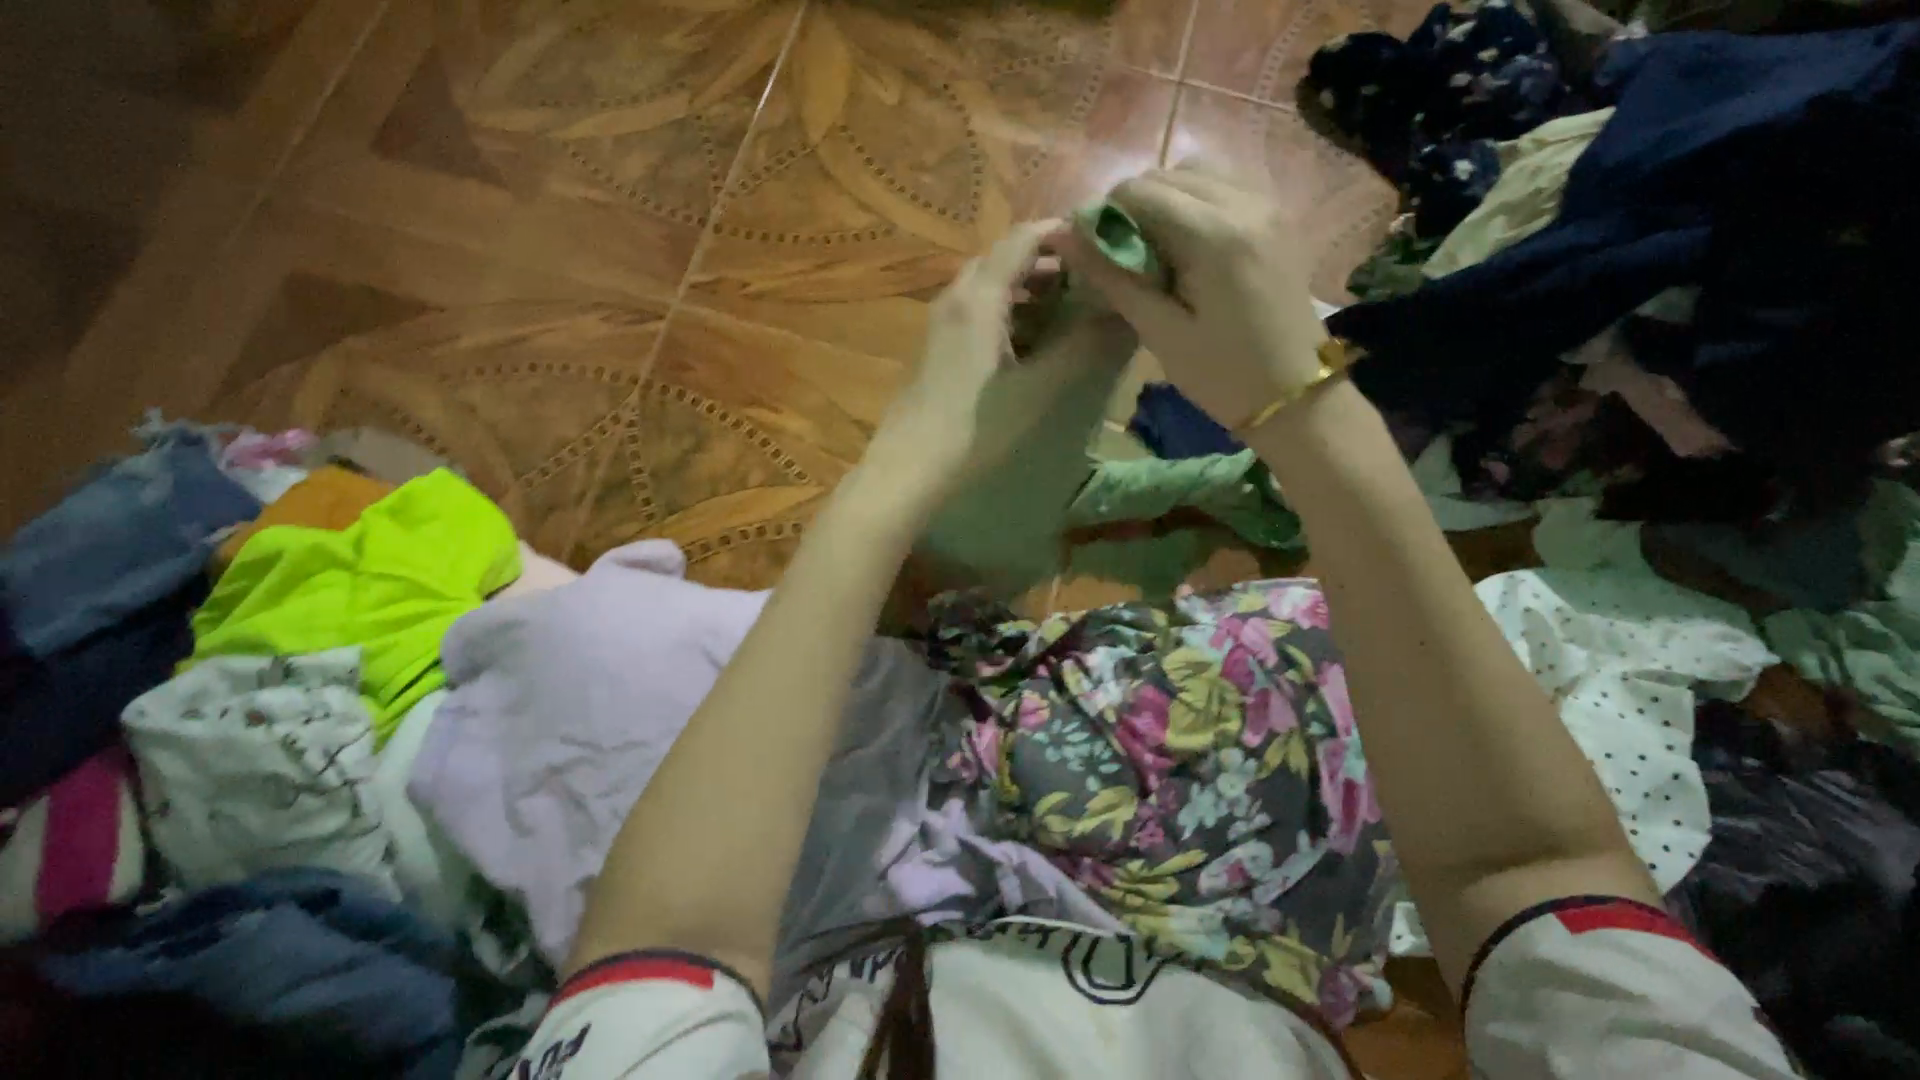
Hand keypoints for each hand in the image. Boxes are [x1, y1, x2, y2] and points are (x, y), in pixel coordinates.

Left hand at [859, 220, 1135, 511]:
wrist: (907, 472)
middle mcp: (955, 300)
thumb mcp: (1040, 389)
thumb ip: (1088, 347)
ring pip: (990, 290)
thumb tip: (1129, 311)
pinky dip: (1011, 317)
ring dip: (1031, 293)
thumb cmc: (974, 429)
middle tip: (1094, 283)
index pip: (1024, 238)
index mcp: (978, 296)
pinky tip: (1034, 349)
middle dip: (1051, 264)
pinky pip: (979, 317)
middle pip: (1005, 261)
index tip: (1106, 245)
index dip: (1066, 233)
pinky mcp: (938, 353)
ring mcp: (942, 327)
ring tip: (1072, 315)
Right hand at [1062, 161, 1327, 429]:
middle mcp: (1245, 202)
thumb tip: (1062, 236)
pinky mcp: (1277, 216)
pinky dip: (1193, 205)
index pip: (1139, 191)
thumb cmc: (1223, 375)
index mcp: (1216, 234)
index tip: (1090, 254)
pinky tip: (1186, 248)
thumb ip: (1112, 276)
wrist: (1298, 395)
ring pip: (1194, 175)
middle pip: (1166, 175)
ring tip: (1152, 252)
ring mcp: (1267, 205)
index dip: (1103, 216)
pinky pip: (1223, 188)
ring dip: (1162, 203)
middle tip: (1119, 259)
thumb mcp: (1160, 331)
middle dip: (1131, 209)